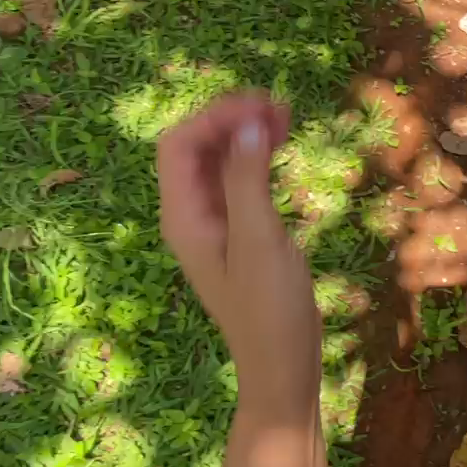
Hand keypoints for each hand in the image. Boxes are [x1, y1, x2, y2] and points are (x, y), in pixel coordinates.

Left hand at [157, 92, 321, 411]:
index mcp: (183, 217)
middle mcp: (191, 214)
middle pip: (196, 146)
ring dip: (246, 132)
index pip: (179, 145)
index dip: (215, 117)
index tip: (263, 108)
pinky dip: (258, 154)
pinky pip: (239, 177)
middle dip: (230, 118)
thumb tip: (250, 125)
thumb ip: (248, 181)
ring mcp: (215, 221)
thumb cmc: (269, 306)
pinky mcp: (239, 227)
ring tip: (287, 115)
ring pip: (220, 159)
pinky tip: (284, 143)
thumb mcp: (260, 239)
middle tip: (279, 105)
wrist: (282, 361)